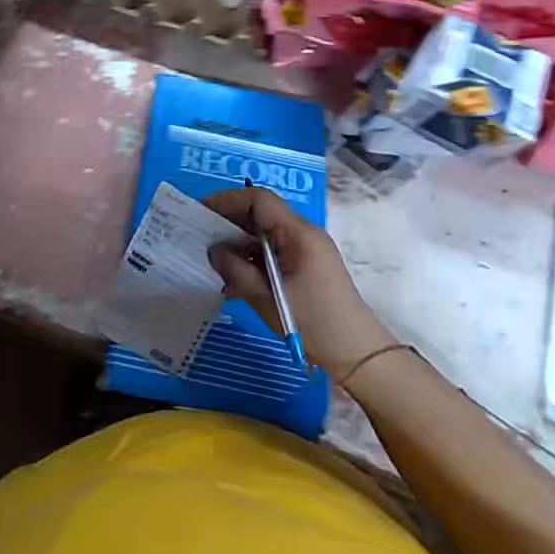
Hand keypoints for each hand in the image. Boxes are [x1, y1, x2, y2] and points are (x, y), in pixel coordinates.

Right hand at [204, 186, 395, 374]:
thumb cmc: (314, 322)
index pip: (260, 200)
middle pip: (261, 214)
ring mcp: (306, 250)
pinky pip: (273, 252)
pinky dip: (251, 260)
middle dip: (229, 221)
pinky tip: (232, 280)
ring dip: (238, 244)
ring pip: (264, 234)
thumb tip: (213, 251)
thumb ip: (237, 271)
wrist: (356, 352)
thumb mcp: (269, 298)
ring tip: (211, 260)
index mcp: (299, 233)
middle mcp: (303, 234)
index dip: (228, 200)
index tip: (200, 210)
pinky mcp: (305, 267)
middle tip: (198, 235)